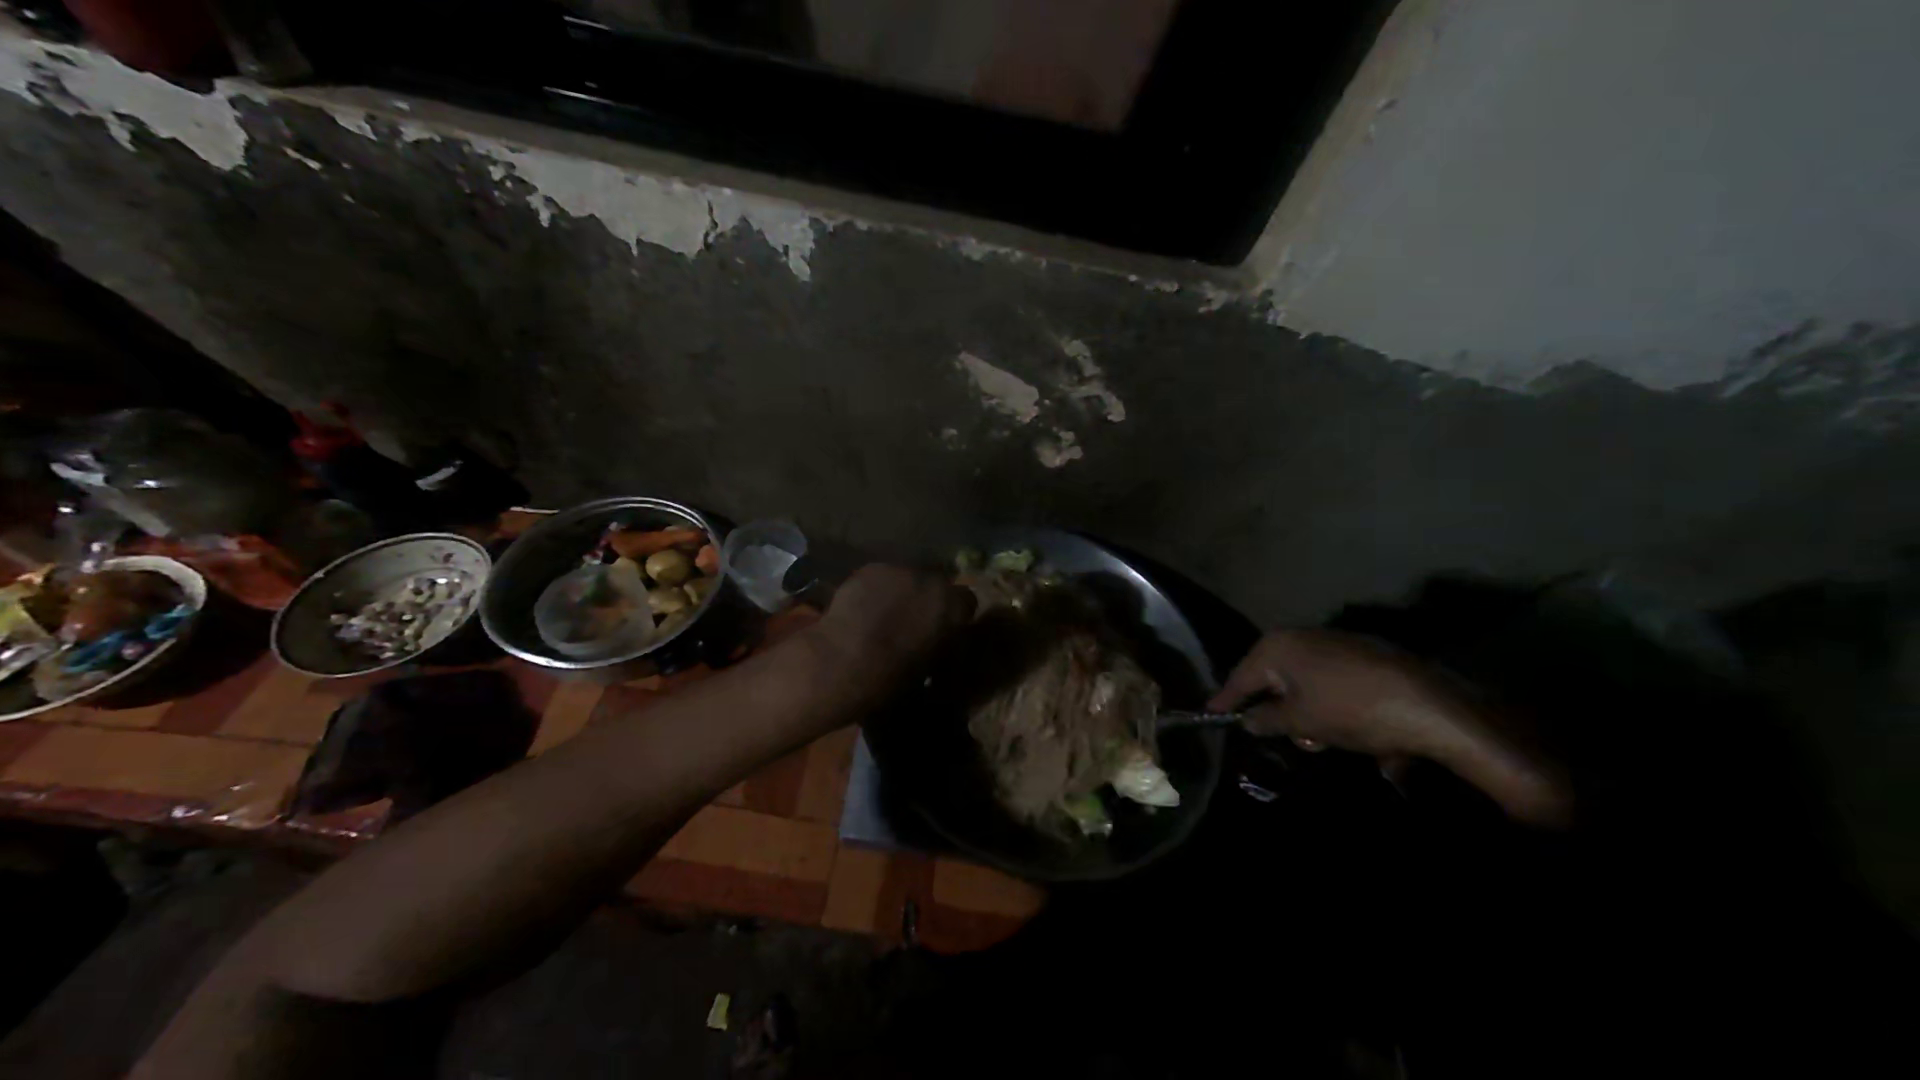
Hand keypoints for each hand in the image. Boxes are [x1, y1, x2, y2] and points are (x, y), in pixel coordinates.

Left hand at [815, 564, 974, 682]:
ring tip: (881, 614)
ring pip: (905, 577)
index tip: (941, 627)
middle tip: (909, 621)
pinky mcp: (872, 568)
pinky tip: (860, 607)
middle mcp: (934, 580)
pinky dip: (873, 588)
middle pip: (935, 583)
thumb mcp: (932, 666)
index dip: (952, 613)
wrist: (849, 661)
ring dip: (899, 591)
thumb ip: (941, 644)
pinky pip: (879, 576)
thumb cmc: (895, 677)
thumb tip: (938, 642)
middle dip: (926, 598)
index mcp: (955, 608)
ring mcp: (901, 570)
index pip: (966, 601)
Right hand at [1209, 630, 1474, 759]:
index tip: (1207, 713)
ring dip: (1304, 709)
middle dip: (1273, 708)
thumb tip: (1248, 720)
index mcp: (1280, 646)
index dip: (1225, 699)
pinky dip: (1328, 702)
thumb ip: (1265, 720)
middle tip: (1284, 736)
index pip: (1240, 677)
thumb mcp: (1301, 722)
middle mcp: (1303, 636)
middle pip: (1272, 677)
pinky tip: (1346, 725)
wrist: (1431, 706)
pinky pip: (1329, 680)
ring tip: (1324, 738)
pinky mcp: (1363, 654)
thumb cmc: (1351, 711)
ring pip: (1302, 680)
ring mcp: (1335, 642)